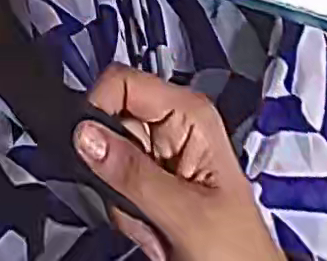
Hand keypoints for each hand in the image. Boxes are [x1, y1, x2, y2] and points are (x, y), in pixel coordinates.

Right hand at [75, 66, 282, 260]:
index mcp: (190, 113)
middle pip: (112, 120)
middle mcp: (174, 123)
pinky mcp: (151, 180)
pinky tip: (153, 231)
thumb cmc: (240, 254)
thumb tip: (86, 134)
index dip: (99, 108)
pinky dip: (125, 213)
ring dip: (121, 198)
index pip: (124, 82)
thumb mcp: (188, 215)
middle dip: (114, 168)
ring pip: (108, 156)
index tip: (89, 147)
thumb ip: (134, 174)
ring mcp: (161, 152)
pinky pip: (115, 184)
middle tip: (137, 205)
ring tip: (154, 225)